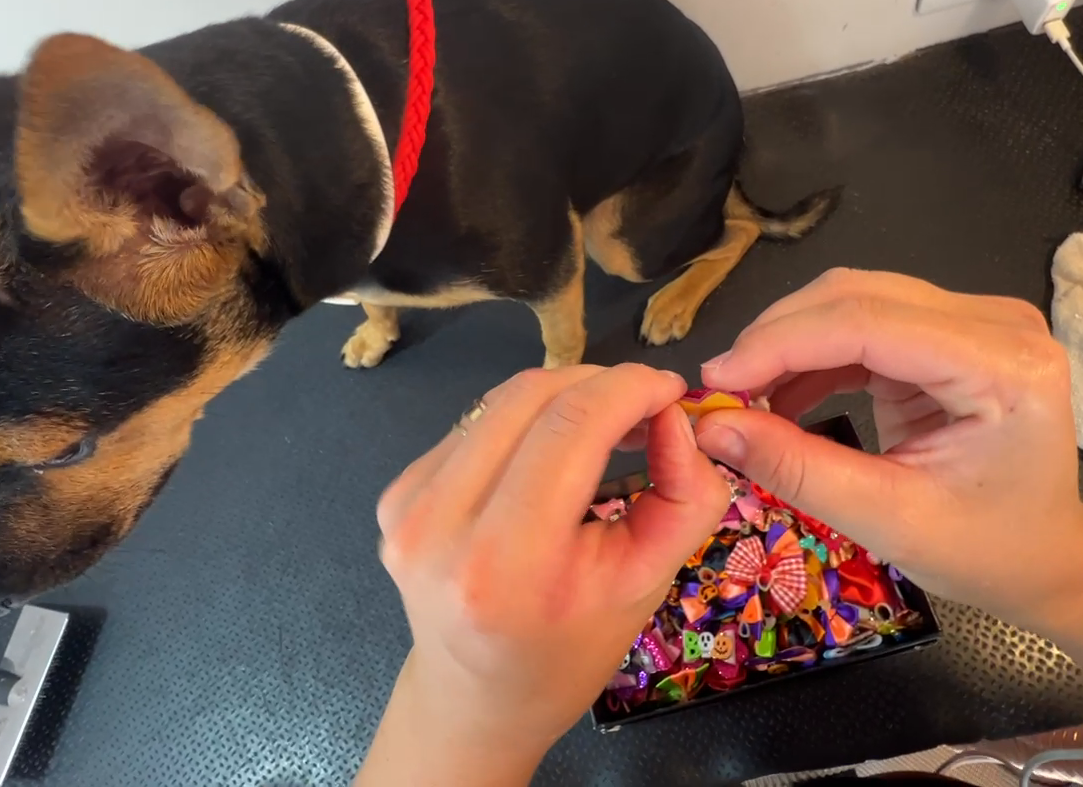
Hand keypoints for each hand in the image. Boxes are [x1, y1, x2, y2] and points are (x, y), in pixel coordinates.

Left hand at [360, 365, 730, 785]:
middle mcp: (440, 522)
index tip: (670, 389)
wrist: (473, 699)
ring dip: (567, 393)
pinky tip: (551, 450)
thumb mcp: (650, 582)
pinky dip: (528, 418)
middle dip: (602, 382)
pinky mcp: (395, 487)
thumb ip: (687, 495)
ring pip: (503, 398)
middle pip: (533, 396)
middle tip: (645, 405)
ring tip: (607, 422)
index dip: (630, 387)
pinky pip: (478, 420)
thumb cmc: (568, 651)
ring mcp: (408, 502)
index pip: (572, 426)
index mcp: (507, 563)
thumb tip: (674, 415)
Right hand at [695, 268, 1082, 625]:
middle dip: (776, 338)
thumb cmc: (986, 551)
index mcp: (1003, 365)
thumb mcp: (887, 520)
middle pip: (854, 296)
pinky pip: (860, 323)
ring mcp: (972, 318)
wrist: (1046, 558)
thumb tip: (711, 428)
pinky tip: (782, 394)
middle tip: (722, 390)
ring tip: (747, 394)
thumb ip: (795, 467)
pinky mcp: (946, 328)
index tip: (714, 379)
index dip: (779, 343)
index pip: (867, 322)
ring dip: (788, 342)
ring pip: (850, 300)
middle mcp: (994, 320)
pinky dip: (812, 355)